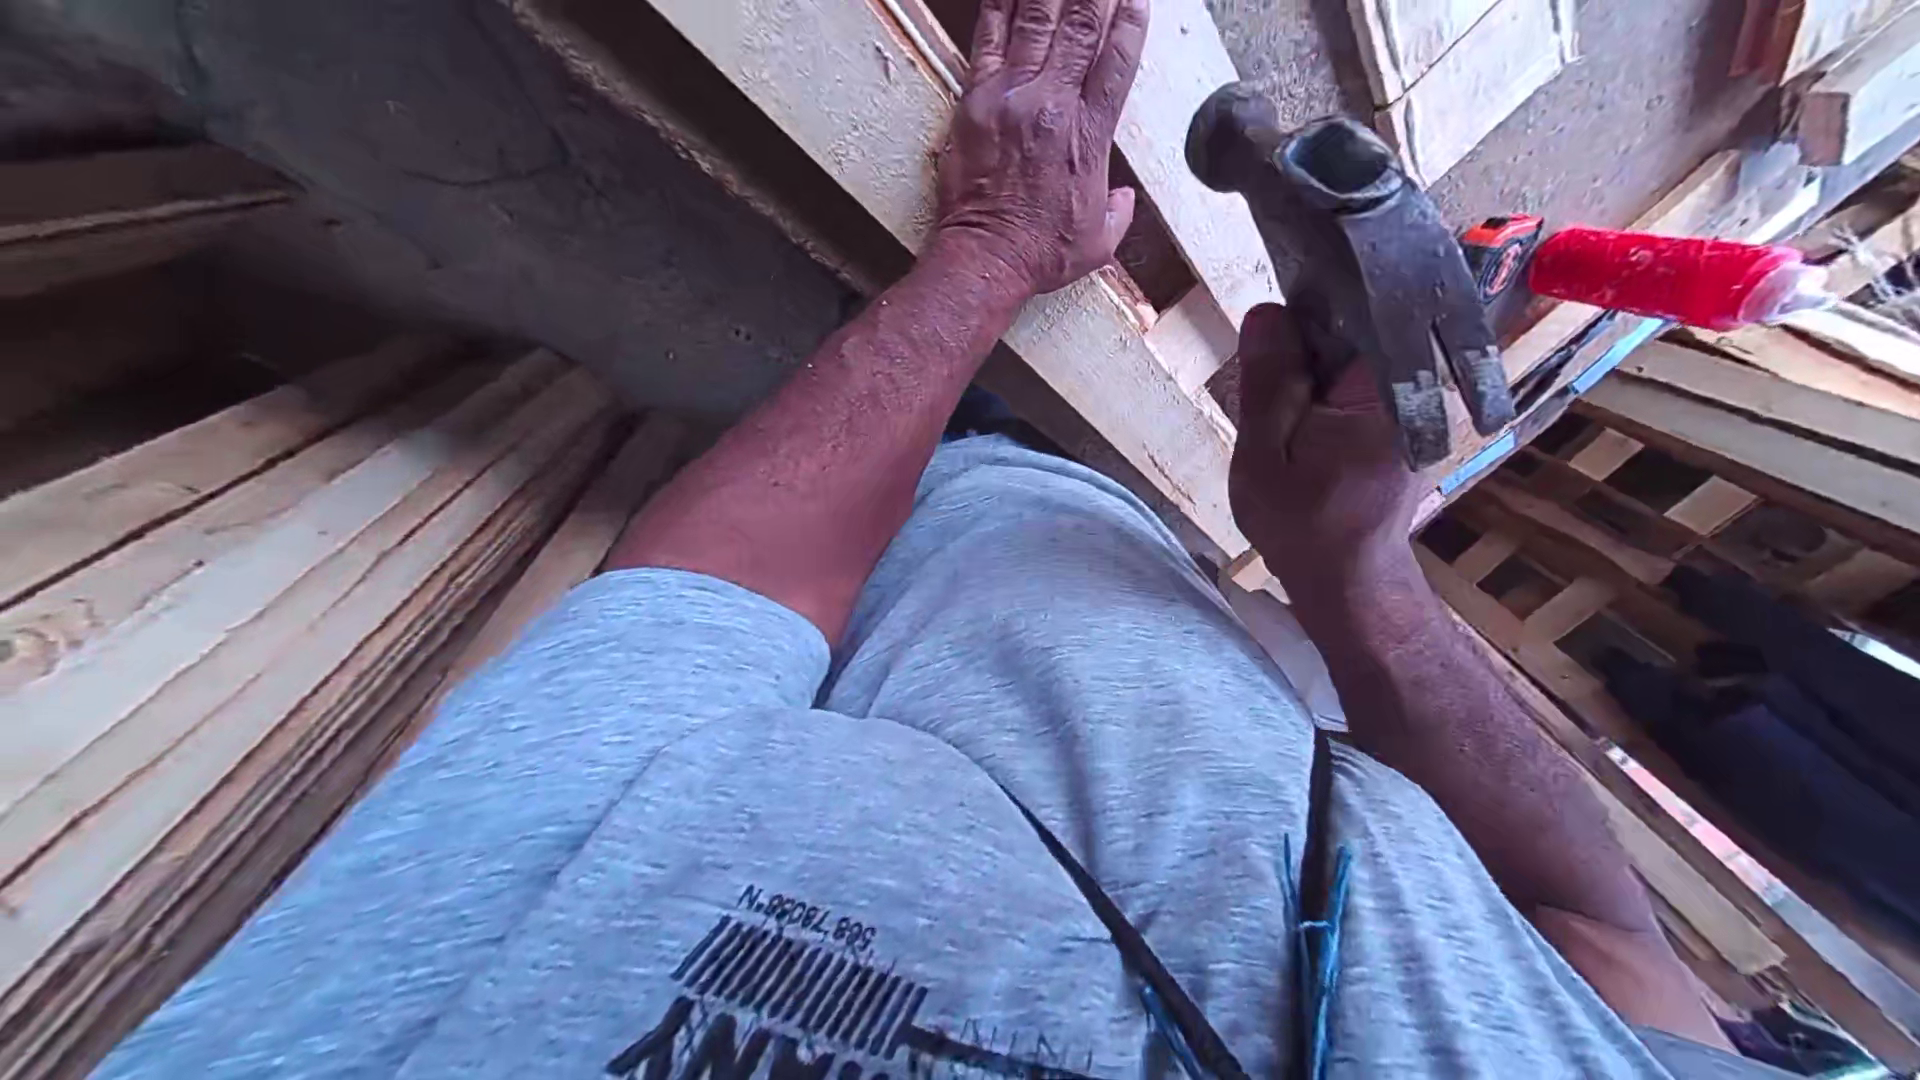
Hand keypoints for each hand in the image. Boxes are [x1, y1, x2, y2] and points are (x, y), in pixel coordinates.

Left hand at [934, 0, 1147, 294]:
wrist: (987, 258)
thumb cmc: (1039, 254)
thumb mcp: (1099, 243)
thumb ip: (1119, 212)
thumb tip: (1125, 197)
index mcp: (1090, 135)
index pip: (1119, 57)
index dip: (1130, 17)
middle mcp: (1054, 106)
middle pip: (1082, 22)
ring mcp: (1013, 99)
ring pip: (1038, 17)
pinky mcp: (976, 102)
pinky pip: (989, 36)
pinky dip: (1001, 4)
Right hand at [1229, 303, 1419, 584]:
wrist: (1345, 579)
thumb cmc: (1301, 525)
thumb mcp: (1265, 454)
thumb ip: (1268, 384)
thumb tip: (1265, 312)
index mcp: (1385, 387)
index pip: (1351, 311)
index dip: (1302, 317)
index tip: (1267, 349)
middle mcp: (1415, 386)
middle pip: (1353, 331)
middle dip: (1302, 351)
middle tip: (1268, 399)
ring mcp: (1414, 403)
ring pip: (1352, 359)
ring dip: (1310, 375)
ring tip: (1285, 419)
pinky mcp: (1404, 420)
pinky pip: (1360, 384)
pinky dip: (1326, 395)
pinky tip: (1304, 428)